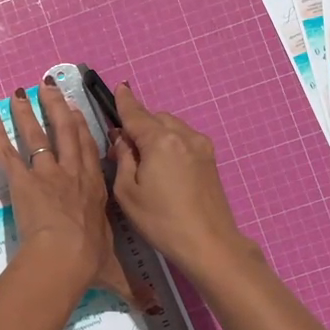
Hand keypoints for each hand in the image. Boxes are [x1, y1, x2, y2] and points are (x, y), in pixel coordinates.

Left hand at [0, 82, 140, 306]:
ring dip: (26, 113)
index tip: (76, 109)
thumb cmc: (90, 262)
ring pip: (36, 135)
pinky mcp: (23, 180)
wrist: (65, 257)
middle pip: (64, 132)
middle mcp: (73, 174)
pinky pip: (7, 152)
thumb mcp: (116, 274)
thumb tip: (154, 309)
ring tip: (19, 93)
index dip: (82, 127)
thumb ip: (133, 287)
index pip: (89, 150)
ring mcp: (47, 174)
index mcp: (95, 188)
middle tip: (47, 86)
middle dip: (56, 107)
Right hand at [110, 82, 254, 273]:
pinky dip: (169, 143)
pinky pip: (183, 140)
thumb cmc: (160, 220)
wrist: (208, 242)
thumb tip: (123, 140)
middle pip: (156, 118)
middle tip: (122, 146)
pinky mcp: (210, 160)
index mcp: (160, 140)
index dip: (124, 101)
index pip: (136, 113)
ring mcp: (201, 146)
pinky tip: (161, 165)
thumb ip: (123, 160)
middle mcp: (183, 136)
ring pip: (171, 128)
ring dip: (155, 134)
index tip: (118, 87)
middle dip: (139, 124)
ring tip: (141, 158)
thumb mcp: (127, 192)